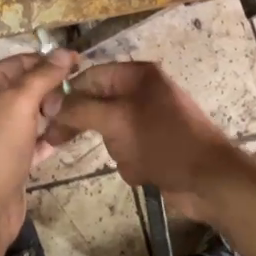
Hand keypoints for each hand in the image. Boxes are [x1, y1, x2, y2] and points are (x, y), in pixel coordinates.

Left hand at [0, 50, 81, 238]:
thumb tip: (62, 52)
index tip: (77, 62)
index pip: (18, 63)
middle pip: (25, 88)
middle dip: (50, 88)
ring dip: (53, 111)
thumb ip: (42, 76)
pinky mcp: (11, 159)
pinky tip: (68, 134)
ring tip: (77, 111)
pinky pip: (34, 140)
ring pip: (31, 114)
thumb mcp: (19, 102)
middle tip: (76, 92)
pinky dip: (50, 136)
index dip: (46, 60)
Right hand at [47, 61, 242, 208]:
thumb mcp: (117, 121)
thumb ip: (80, 110)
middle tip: (60, 141)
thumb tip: (50, 103)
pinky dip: (131, 162)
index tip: (45, 115)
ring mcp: (150, 120)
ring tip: (133, 159)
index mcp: (138, 75)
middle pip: (99, 105)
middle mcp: (143, 92)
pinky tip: (145, 171)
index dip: (67, 95)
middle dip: (95, 128)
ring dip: (117, 149)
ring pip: (111, 132)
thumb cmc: (164, 141)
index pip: (91, 76)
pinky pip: (128, 150)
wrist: (211, 181)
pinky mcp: (156, 145)